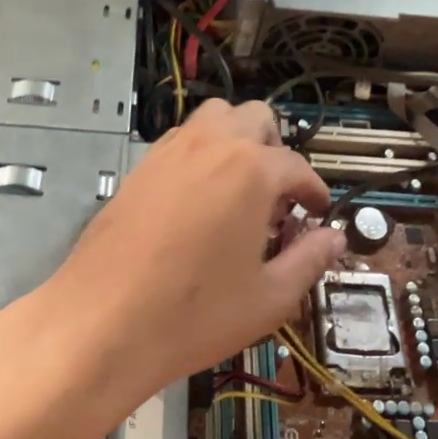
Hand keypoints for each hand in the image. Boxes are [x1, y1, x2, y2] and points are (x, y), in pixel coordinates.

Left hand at [41, 98, 345, 398]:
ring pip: (215, 117)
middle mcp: (212, 145)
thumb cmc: (194, 313)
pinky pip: (182, 139)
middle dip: (276, 150)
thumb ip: (309, 260)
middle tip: (277, 198)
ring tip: (240, 191)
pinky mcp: (141, 165)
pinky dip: (202, 153)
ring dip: (236, 140)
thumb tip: (333, 239)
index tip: (317, 213)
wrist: (103, 320)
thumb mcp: (268, 298)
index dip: (313, 191)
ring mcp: (171, 150)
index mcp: (252, 169)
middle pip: (257, 118)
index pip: (297, 167)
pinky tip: (200, 201)